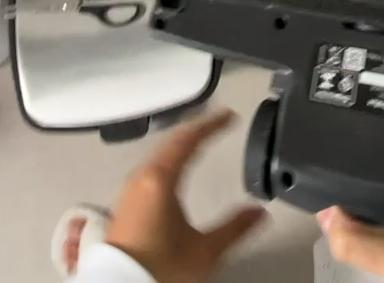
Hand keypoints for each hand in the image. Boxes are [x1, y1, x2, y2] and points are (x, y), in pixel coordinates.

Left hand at [105, 110, 268, 282]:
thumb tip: (258, 212)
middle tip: (214, 122)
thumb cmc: (158, 269)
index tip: (229, 116)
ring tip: (196, 140)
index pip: (191, 139)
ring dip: (179, 143)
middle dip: (196, 129)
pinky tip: (172, 167)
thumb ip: (234, 228)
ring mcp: (130, 190)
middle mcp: (142, 177)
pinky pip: (150, 167)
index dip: (212, 124)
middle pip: (172, 141)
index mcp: (161, 178)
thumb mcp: (203, 251)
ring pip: (159, 153)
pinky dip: (167, 158)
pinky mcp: (125, 204)